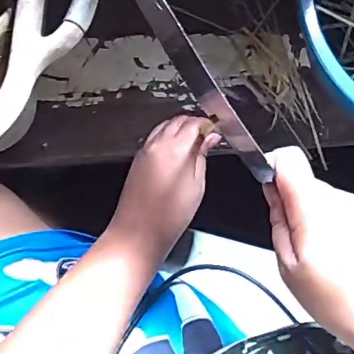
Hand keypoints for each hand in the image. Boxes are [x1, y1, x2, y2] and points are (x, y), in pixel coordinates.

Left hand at [108, 115, 219, 254]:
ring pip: (164, 126)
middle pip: (177, 121)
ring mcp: (144, 151)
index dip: (207, 124)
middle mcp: (157, 144)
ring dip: (179, 128)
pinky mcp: (137, 159)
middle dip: (194, 123)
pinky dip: (167, 136)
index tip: (215, 130)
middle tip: (207, 134)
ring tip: (193, 142)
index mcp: (175, 149)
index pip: (194, 123)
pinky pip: (154, 137)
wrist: (138, 233)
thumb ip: (202, 156)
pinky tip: (176, 151)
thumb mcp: (196, 185)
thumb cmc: (168, 216)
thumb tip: (210, 138)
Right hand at [262, 146, 353, 343]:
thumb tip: (273, 196)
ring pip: (318, 199)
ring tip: (317, 260)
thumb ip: (278, 223)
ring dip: (310, 221)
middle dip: (291, 208)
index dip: (272, 170)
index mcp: (314, 206)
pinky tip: (334, 260)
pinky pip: (336, 212)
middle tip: (294, 247)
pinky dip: (328, 230)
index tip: (270, 195)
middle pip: (302, 183)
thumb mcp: (289, 268)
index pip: (287, 158)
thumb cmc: (343, 299)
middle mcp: (338, 198)